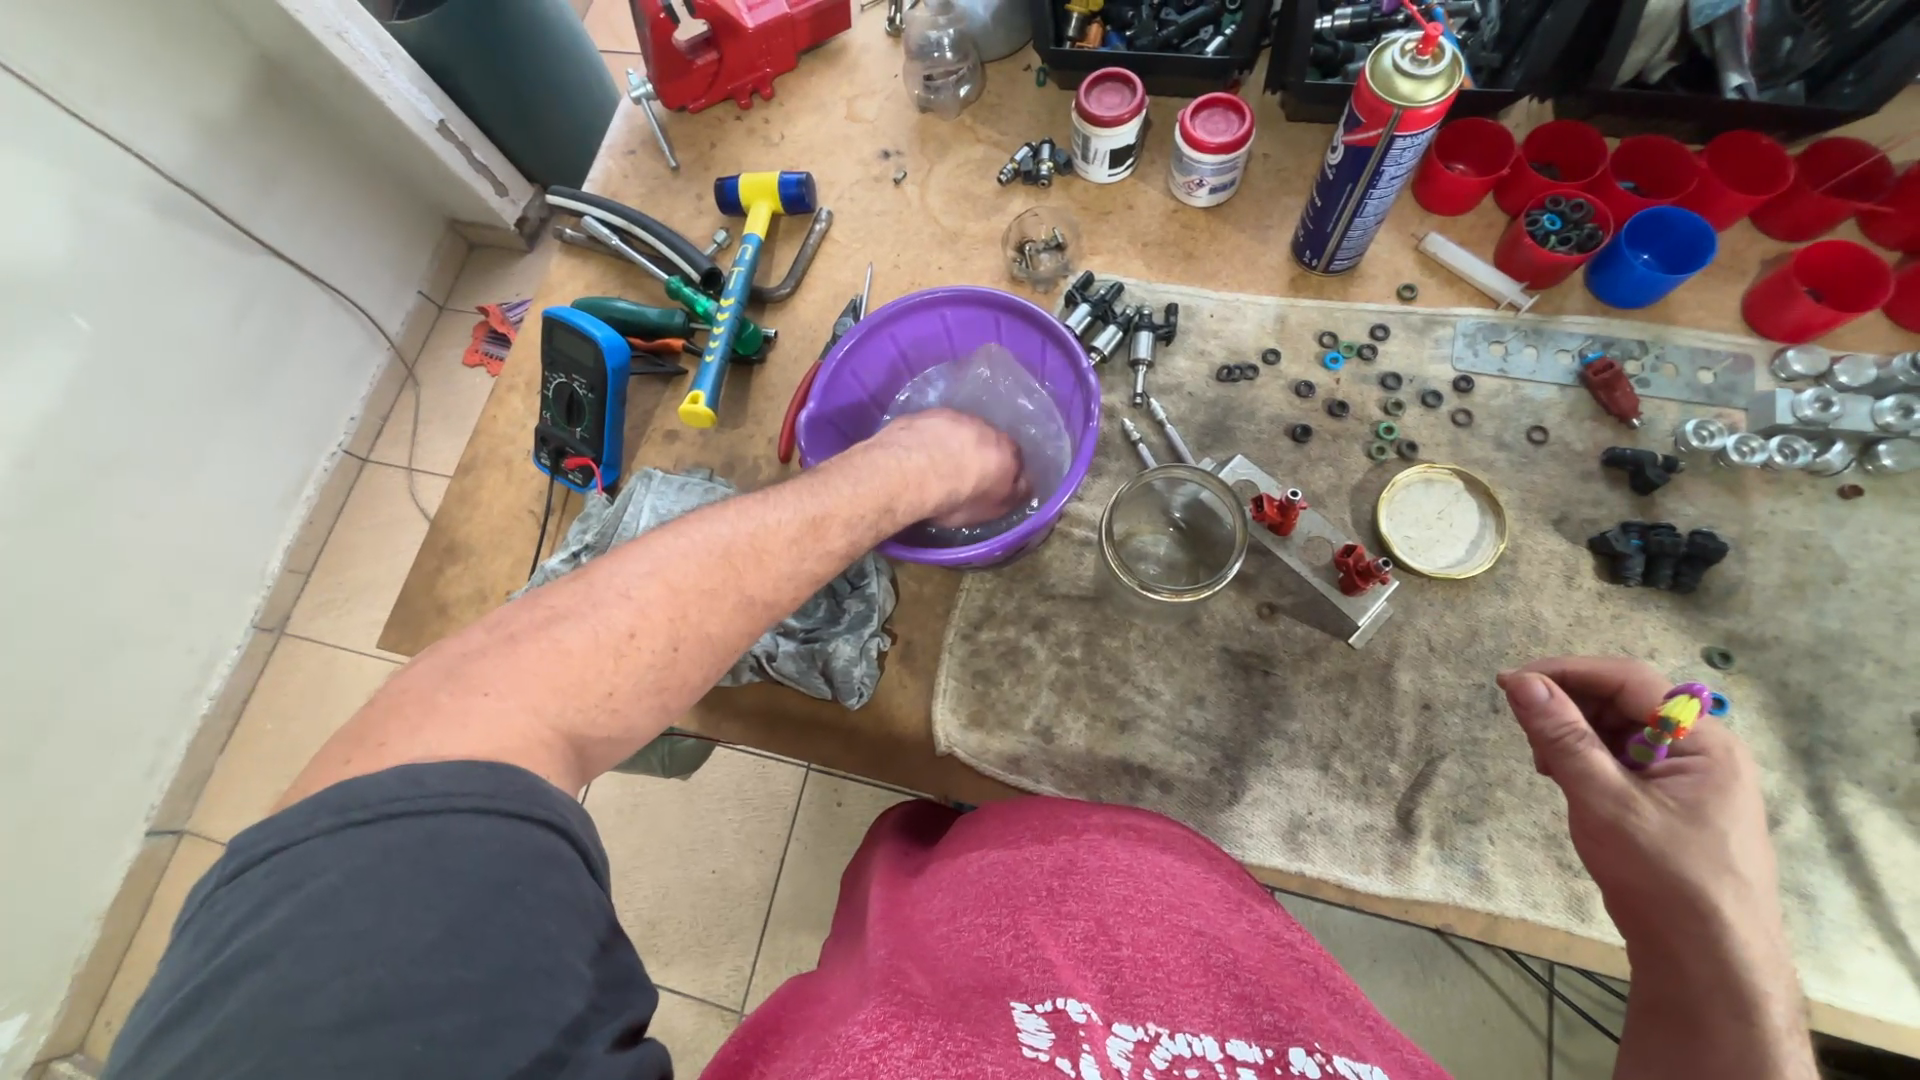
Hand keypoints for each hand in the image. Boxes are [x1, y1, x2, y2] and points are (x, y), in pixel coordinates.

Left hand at [864, 409, 1030, 527]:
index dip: (1004, 475)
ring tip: (939, 462)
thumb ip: (1010, 495)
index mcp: (1008, 454)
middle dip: (981, 455)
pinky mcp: (931, 412)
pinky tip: (921, 451)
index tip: (992, 486)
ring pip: (963, 430)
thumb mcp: (991, 509)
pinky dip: (934, 436)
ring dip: (956, 443)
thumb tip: (1020, 487)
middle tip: (964, 474)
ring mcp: (958, 417)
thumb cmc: (957, 497)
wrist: (913, 470)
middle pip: (990, 442)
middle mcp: (988, 429)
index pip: (1016, 463)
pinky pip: (938, 426)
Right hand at [1497, 657, 1782, 952]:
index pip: (1628, 679)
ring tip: (1544, 763)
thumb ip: (1562, 736)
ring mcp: (1687, 778)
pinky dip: (1583, 758)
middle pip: (1623, 700)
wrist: (1708, 963)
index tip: (1510, 683)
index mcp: (1704, 742)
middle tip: (1524, 730)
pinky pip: (1620, 758)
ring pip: (1617, 728)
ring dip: (1571, 734)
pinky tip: (1563, 779)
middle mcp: (1701, 751)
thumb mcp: (1604, 801)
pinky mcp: (1668, 801)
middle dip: (1567, 706)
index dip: (1566, 672)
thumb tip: (1520, 682)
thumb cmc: (1664, 876)